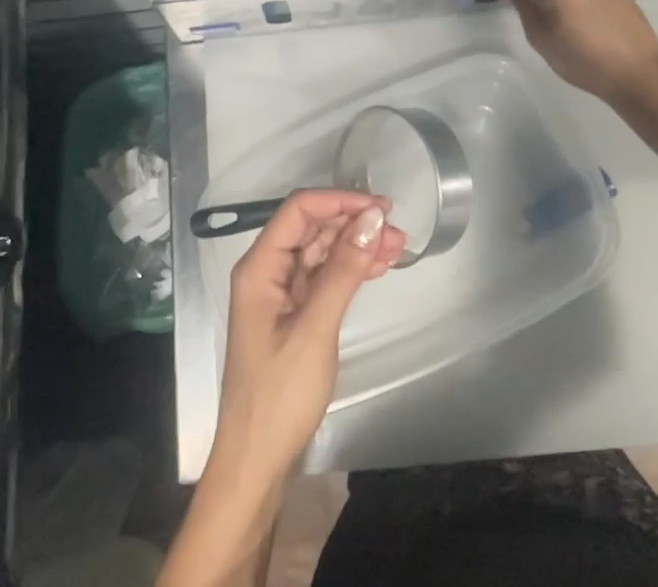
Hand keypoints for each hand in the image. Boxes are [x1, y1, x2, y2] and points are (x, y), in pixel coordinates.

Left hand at [212, 190, 408, 483]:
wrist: (257, 456)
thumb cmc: (280, 394)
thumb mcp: (315, 329)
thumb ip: (342, 272)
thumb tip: (371, 220)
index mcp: (258, 269)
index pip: (298, 212)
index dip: (339, 201)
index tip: (382, 208)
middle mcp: (266, 274)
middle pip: (310, 229)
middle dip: (353, 223)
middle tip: (399, 231)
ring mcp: (279, 295)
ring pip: (320, 253)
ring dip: (356, 246)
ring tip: (399, 248)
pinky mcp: (293, 316)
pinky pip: (323, 279)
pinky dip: (350, 271)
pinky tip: (378, 268)